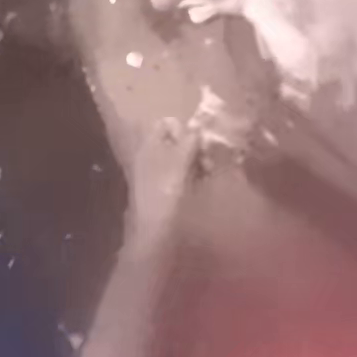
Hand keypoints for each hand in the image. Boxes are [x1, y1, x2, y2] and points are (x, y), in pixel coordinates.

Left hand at [125, 120, 197, 247]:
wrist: (152, 231)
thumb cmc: (165, 192)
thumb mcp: (179, 162)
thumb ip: (188, 142)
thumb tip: (197, 127)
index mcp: (148, 146)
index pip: (166, 124)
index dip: (184, 129)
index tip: (200, 142)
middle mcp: (147, 156)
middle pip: (173, 141)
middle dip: (193, 146)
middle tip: (208, 158)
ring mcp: (152, 174)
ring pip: (177, 158)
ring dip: (194, 161)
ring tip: (208, 171)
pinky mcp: (160, 190)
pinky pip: (177, 174)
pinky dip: (189, 174)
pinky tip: (200, 183)